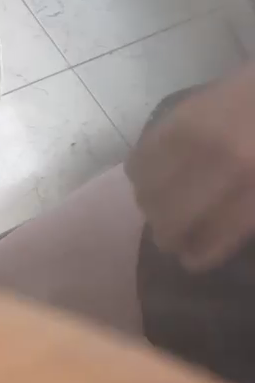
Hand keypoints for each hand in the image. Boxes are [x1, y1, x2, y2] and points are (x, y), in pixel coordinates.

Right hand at [125, 64, 254, 271]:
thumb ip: (253, 202)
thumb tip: (221, 228)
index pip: (221, 226)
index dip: (205, 250)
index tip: (193, 264)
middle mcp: (218, 157)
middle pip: (172, 213)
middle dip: (171, 234)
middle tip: (174, 244)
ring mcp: (190, 135)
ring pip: (148, 191)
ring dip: (154, 209)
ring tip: (166, 215)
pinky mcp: (172, 118)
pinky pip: (139, 161)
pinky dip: (143, 179)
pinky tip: (157, 183)